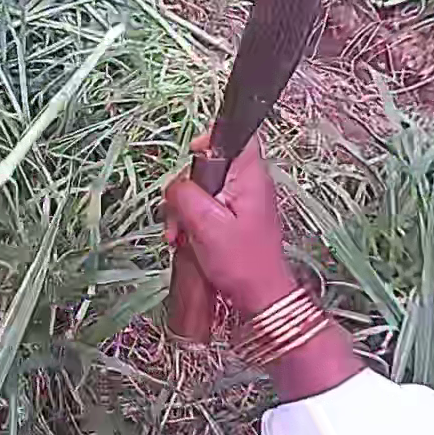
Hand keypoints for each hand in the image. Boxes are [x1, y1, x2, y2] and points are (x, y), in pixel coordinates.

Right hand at [164, 132, 365, 400]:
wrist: (259, 297)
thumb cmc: (240, 262)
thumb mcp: (206, 224)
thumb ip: (186, 195)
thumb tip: (174, 184)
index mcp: (249, 177)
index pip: (234, 136)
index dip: (209, 140)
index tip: (191, 159)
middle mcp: (248, 184)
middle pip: (207, 167)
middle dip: (185, 191)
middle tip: (179, 219)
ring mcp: (240, 202)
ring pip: (201, 191)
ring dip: (184, 212)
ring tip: (181, 237)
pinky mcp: (233, 219)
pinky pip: (204, 209)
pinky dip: (191, 223)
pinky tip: (186, 241)